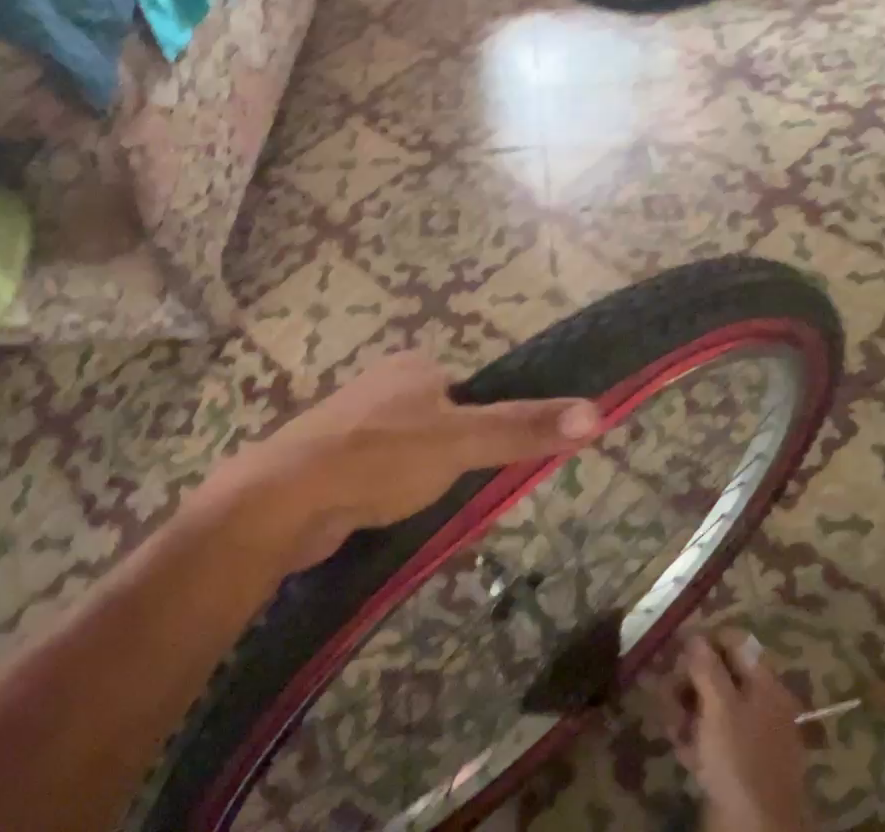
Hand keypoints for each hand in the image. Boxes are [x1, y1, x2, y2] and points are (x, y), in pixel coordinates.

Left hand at [217, 353, 603, 568]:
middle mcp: (382, 384)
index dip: (487, 426)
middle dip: (454, 458)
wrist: (286, 498)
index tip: (492, 465)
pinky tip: (391, 517)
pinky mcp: (332, 460)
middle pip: (442, 422)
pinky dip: (392, 495)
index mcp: (413, 365)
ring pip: (411, 451)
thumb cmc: (380, 457)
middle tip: (461, 494)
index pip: (471, 391)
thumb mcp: (462, 441)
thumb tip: (598, 411)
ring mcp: (353, 423)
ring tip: (425, 511)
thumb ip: (523, 428)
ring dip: (422, 480)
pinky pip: (380, 475)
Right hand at [671, 631, 813, 831]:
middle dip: (686, 682)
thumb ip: (706, 667)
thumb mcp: (720, 707)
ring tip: (672, 728)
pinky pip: (709, 735)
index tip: (674, 651)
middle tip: (666, 693)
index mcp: (766, 685)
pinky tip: (683, 751)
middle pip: (716, 675)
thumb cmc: (739, 759)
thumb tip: (695, 633)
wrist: (755, 829)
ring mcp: (749, 734)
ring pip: (707, 706)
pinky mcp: (735, 760)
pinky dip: (693, 738)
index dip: (703, 641)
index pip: (735, 643)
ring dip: (684, 711)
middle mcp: (760, 704)